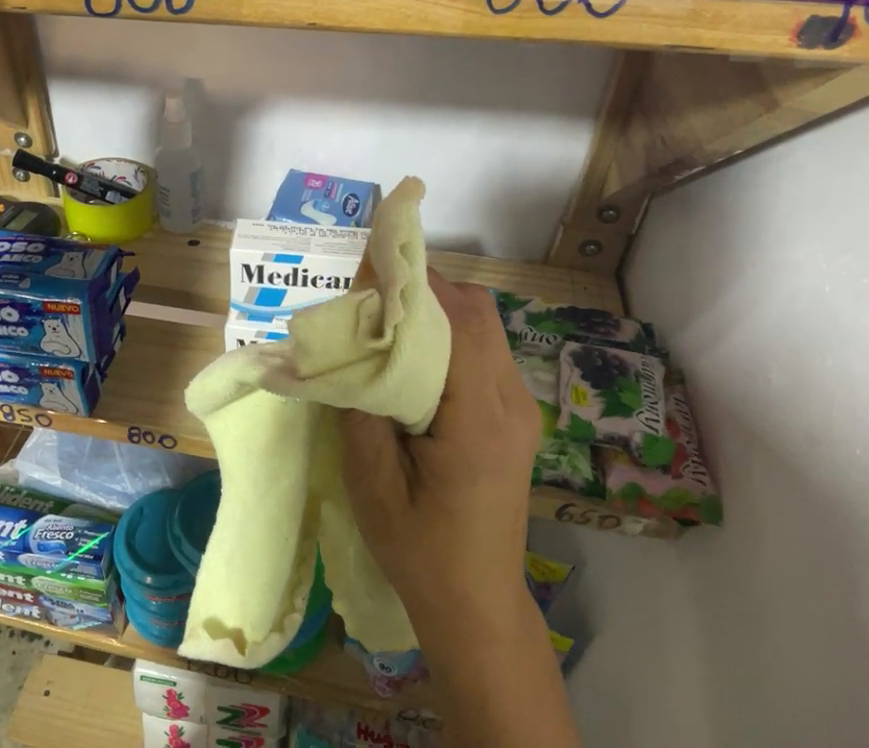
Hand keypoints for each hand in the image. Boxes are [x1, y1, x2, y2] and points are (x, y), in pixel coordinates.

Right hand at [339, 270, 540, 636]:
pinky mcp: (515, 419)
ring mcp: (520, 411)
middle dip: (428, 289)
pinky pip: (485, 354)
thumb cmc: (420, 552)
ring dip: (439, 312)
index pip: (462, 324)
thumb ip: (361, 410)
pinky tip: (412, 354)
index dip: (421, 284)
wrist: (477, 603)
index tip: (374, 264)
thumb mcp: (373, 486)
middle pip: (480, 315)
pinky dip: (450, 337)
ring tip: (386, 317)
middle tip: (372, 291)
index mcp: (481, 421)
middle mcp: (512, 404)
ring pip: (485, 329)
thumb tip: (348, 349)